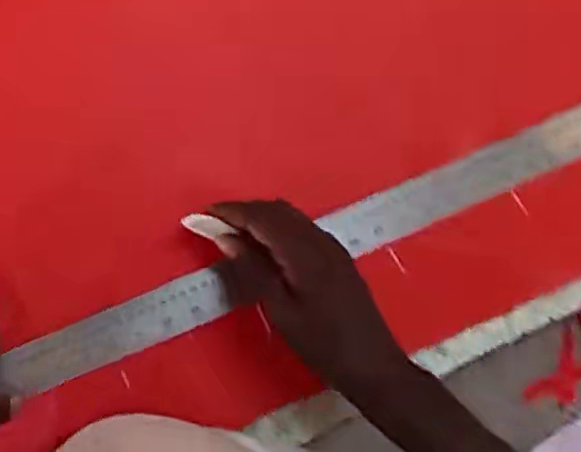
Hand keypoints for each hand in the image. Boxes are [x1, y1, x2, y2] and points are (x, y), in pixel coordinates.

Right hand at [208, 199, 409, 390]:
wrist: (378, 370)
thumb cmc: (324, 345)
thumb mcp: (281, 311)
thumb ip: (253, 269)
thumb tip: (225, 238)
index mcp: (304, 252)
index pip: (259, 217)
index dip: (229, 212)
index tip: (202, 215)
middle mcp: (318, 239)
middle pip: (274, 209)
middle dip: (242, 211)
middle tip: (215, 223)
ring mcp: (330, 245)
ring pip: (288, 214)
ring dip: (259, 215)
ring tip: (236, 232)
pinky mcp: (336, 254)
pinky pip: (299, 225)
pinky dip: (276, 224)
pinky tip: (266, 242)